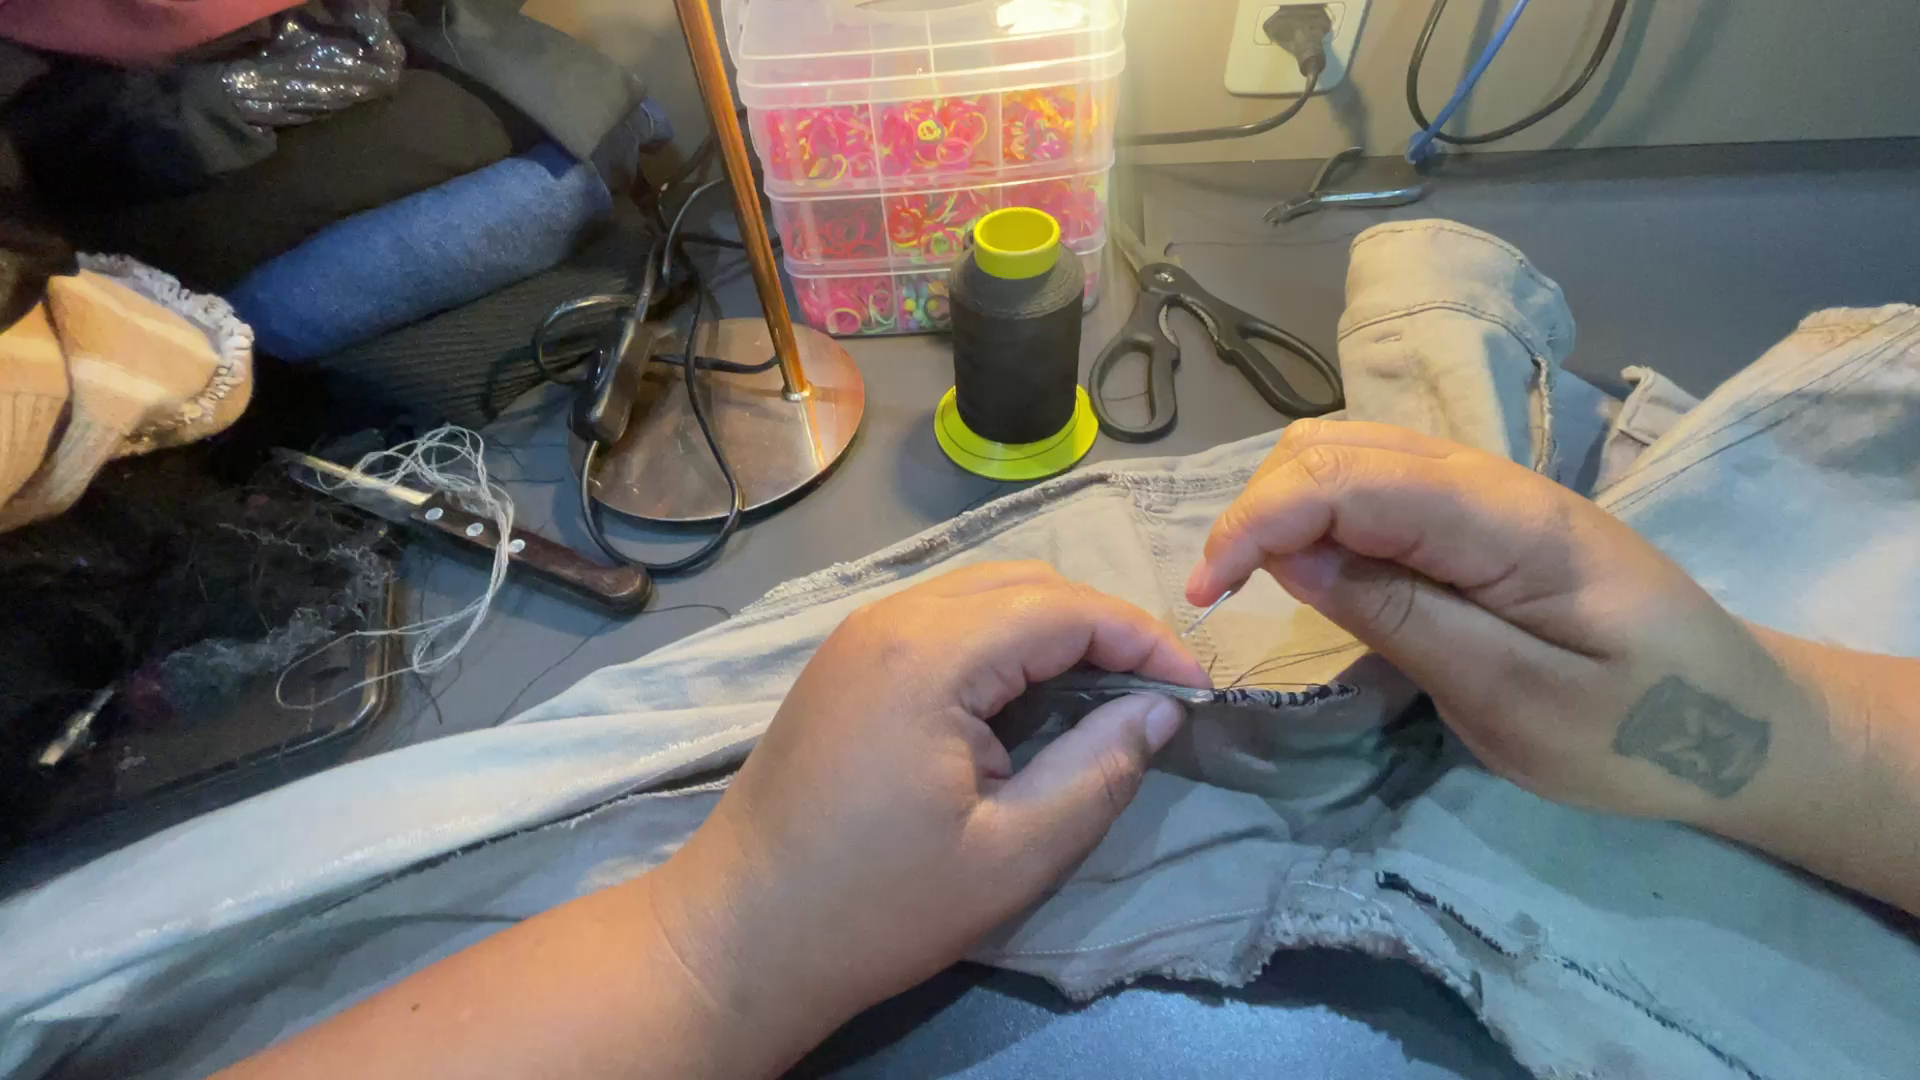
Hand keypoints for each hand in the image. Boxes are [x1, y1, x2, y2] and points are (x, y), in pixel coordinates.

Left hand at [650, 562, 1208, 1062]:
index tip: (1193, 688)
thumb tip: (1159, 709)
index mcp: (930, 652)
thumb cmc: (876, 904)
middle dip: (1099, 626)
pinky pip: (945, 616)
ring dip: (1050, 628)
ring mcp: (862, 629)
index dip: (1142, 638)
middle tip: (1148, 690)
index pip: (1064, 609)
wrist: (741, 931)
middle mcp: (893, 615)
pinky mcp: (849, 654)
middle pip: (1025, 584)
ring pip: (984, 592)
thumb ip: (1098, 769)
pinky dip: (1000, 638)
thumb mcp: (1011, 854)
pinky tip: (1019, 691)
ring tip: (1096, 690)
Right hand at [1186, 420, 1810, 821]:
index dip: (1256, 523)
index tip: (1205, 594)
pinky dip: (1305, 506)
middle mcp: (1485, 477)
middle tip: (1225, 591)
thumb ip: (1400, 615)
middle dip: (1254, 510)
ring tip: (1254, 575)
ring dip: (1274, 504)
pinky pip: (1360, 476)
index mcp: (1507, 520)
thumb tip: (1289, 557)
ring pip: (1336, 448)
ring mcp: (1475, 485)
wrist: (1743, 725)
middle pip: (1328, 445)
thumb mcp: (1515, 700)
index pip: (1346, 480)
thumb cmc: (1643, 731)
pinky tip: (1303, 557)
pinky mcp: (1463, 508)